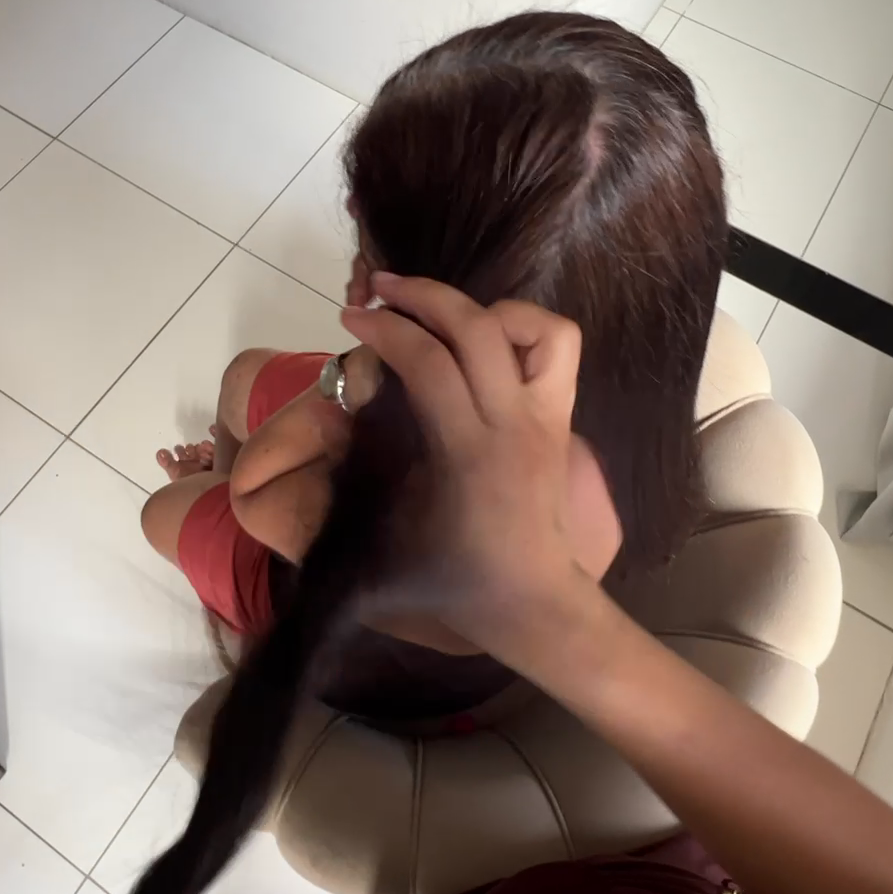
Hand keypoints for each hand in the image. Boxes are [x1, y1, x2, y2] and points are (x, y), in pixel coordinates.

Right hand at [338, 272, 601, 653]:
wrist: (533, 604)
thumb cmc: (455, 581)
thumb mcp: (387, 538)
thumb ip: (354, 481)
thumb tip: (328, 425)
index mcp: (468, 453)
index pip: (426, 362)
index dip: (383, 329)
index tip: (351, 319)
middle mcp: (514, 422)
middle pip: (476, 326)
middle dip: (422, 294)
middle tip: (382, 289)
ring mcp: (548, 416)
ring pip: (534, 326)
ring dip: (480, 307)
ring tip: (442, 315)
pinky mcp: (563, 417)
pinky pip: (559, 346)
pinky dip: (522, 328)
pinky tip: (488, 344)